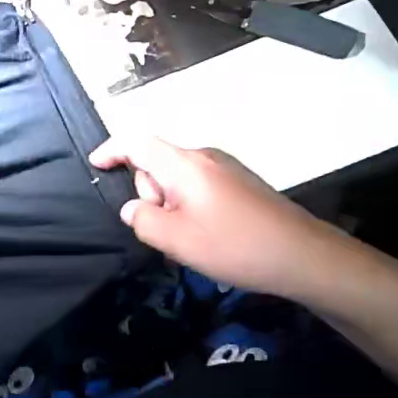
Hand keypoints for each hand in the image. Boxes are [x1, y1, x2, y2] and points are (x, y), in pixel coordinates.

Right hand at [89, 135, 348, 298]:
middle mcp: (204, 156)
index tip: (95, 164)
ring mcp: (225, 168)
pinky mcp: (239, 183)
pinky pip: (198, 186)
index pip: (137, 141)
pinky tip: (207, 236)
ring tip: (188, 240)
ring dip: (169, 204)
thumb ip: (143, 220)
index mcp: (185, 164)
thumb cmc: (234, 245)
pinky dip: (189, 206)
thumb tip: (133, 208)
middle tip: (164, 231)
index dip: (112, 149)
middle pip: (157, 162)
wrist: (301, 255)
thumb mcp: (177, 240)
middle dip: (149, 193)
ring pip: (178, 178)